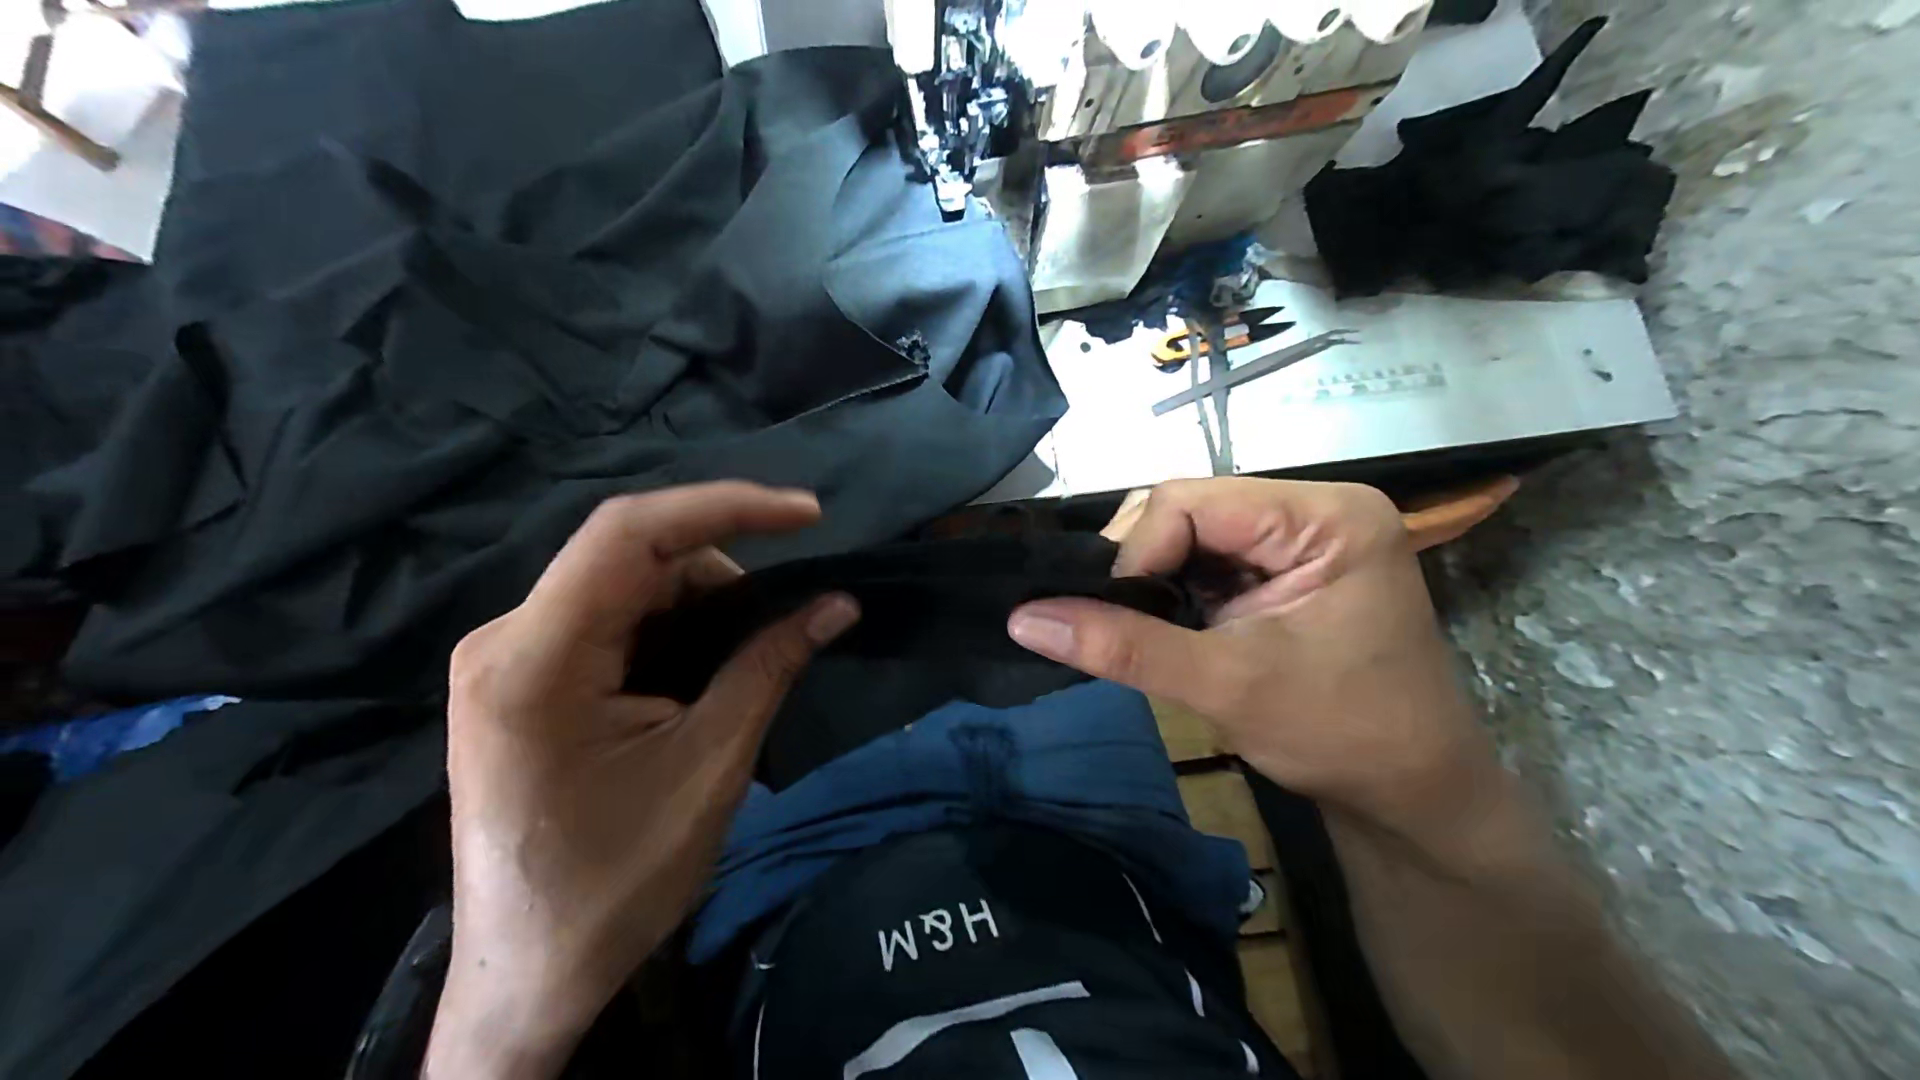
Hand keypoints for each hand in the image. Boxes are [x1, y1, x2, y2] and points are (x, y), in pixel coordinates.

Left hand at [426, 483, 858, 1079]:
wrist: (530, 973)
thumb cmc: (616, 882)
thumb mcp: (709, 767)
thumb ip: (770, 668)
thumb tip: (838, 604)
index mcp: (535, 662)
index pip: (630, 533)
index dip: (726, 506)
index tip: (807, 516)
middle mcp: (507, 638)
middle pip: (633, 555)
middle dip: (723, 574)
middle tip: (781, 624)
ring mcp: (509, 654)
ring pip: (628, 582)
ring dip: (701, 603)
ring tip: (739, 666)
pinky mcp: (525, 673)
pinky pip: (613, 615)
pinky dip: (674, 626)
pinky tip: (701, 671)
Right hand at [1008, 478, 1501, 848]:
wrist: (1411, 797)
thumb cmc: (1341, 736)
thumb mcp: (1226, 686)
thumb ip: (1123, 646)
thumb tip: (1021, 619)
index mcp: (1325, 516)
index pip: (1190, 500)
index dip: (1139, 552)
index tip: (1120, 617)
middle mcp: (1314, 510)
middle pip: (1187, 509)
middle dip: (1145, 567)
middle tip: (1130, 627)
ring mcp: (1299, 539)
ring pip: (1188, 535)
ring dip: (1156, 582)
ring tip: (1149, 631)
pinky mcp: (1282, 568)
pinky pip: (1204, 560)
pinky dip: (1174, 592)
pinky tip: (1173, 628)